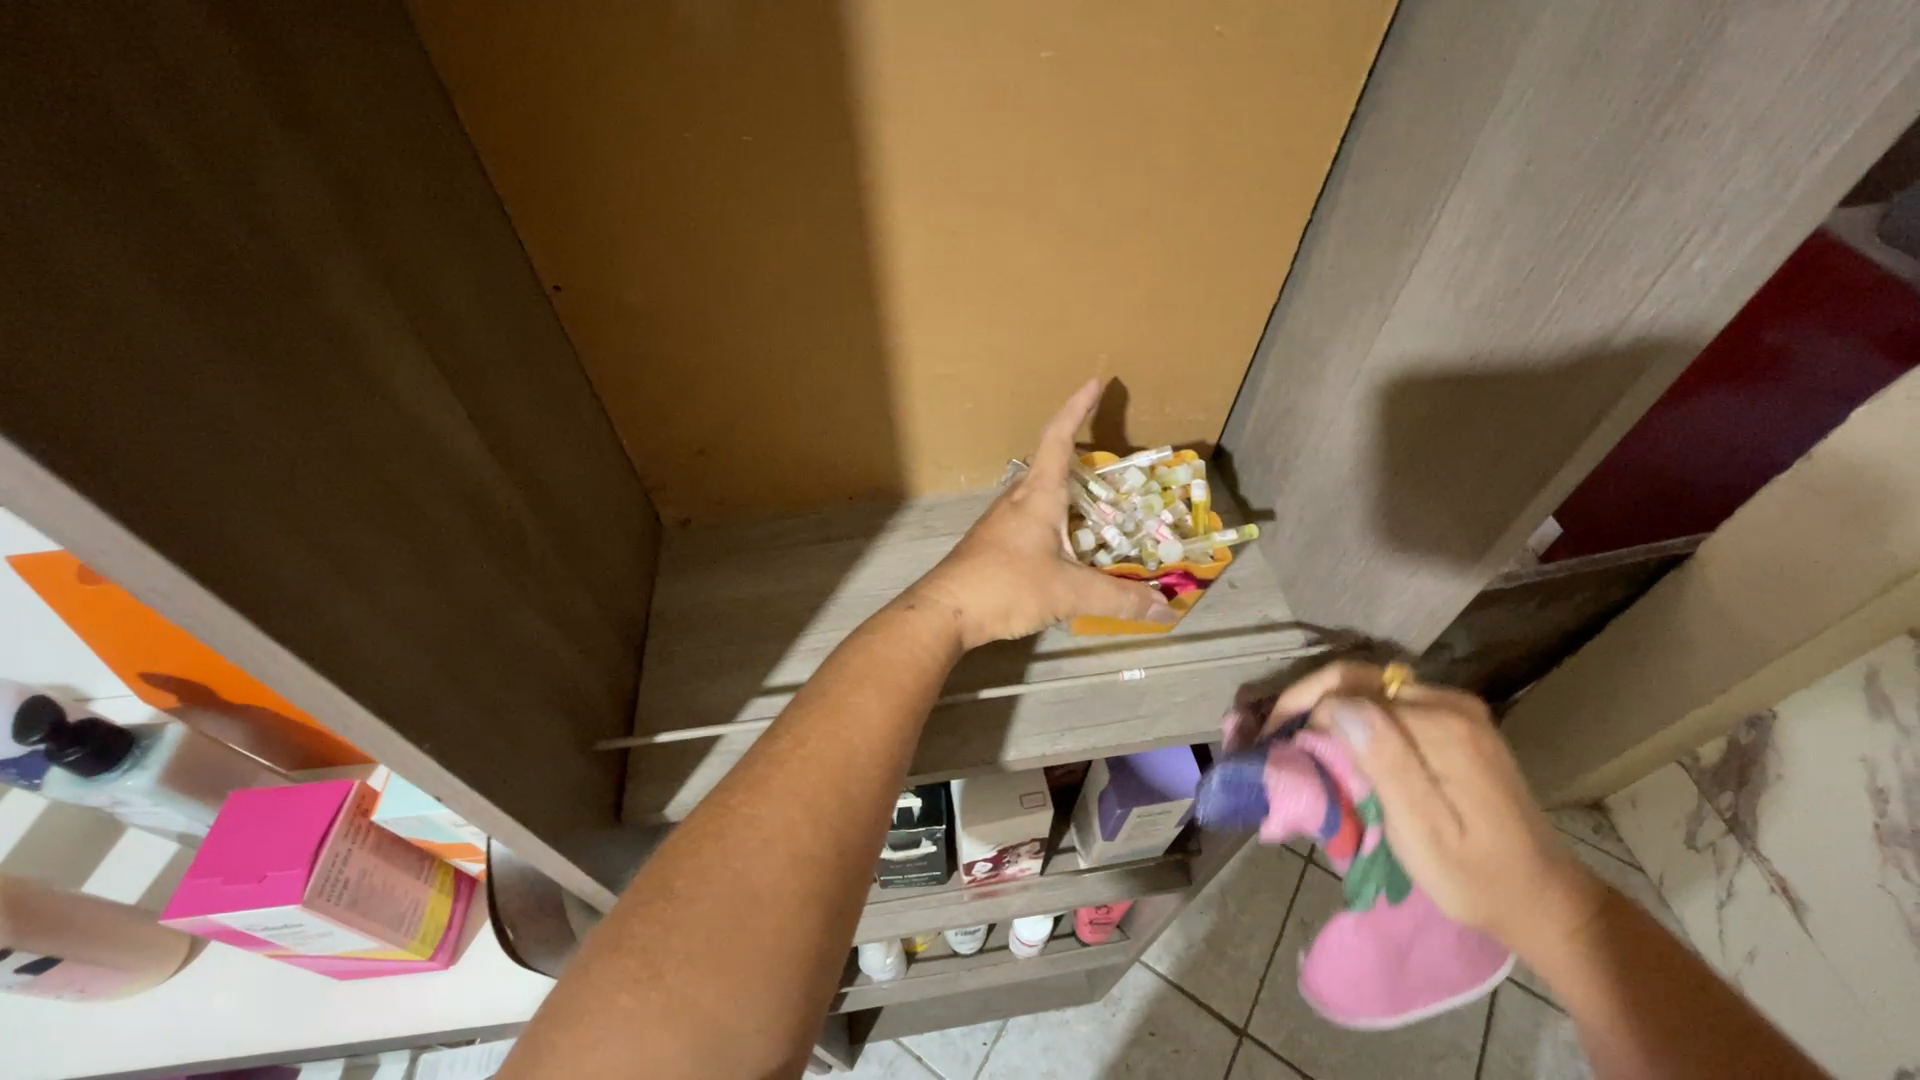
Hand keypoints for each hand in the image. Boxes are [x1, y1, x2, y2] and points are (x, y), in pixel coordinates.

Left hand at [902, 379, 1176, 649]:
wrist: (944, 611)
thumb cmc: (1005, 585)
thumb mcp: (1068, 592)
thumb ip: (1118, 598)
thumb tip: (1164, 608)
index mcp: (1037, 495)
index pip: (1058, 438)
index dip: (1077, 408)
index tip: (1095, 382)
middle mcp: (1018, 500)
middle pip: (1051, 467)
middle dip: (1082, 458)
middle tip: (1116, 465)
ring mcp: (1002, 523)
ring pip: (1042, 499)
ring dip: (1070, 498)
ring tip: (1102, 510)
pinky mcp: (994, 546)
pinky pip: (1033, 524)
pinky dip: (1058, 526)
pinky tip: (1071, 550)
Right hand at [1268, 661, 1607, 956]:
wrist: (1540, 896)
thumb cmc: (1474, 875)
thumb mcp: (1423, 829)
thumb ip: (1385, 760)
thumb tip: (1337, 706)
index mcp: (1442, 726)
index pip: (1349, 693)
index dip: (1302, 712)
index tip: (1269, 745)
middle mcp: (1450, 703)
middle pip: (1358, 678)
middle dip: (1307, 700)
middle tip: (1273, 736)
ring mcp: (1457, 711)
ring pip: (1370, 688)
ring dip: (1328, 708)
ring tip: (1297, 742)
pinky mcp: (1456, 724)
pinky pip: (1390, 704)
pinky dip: (1355, 719)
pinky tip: (1338, 745)